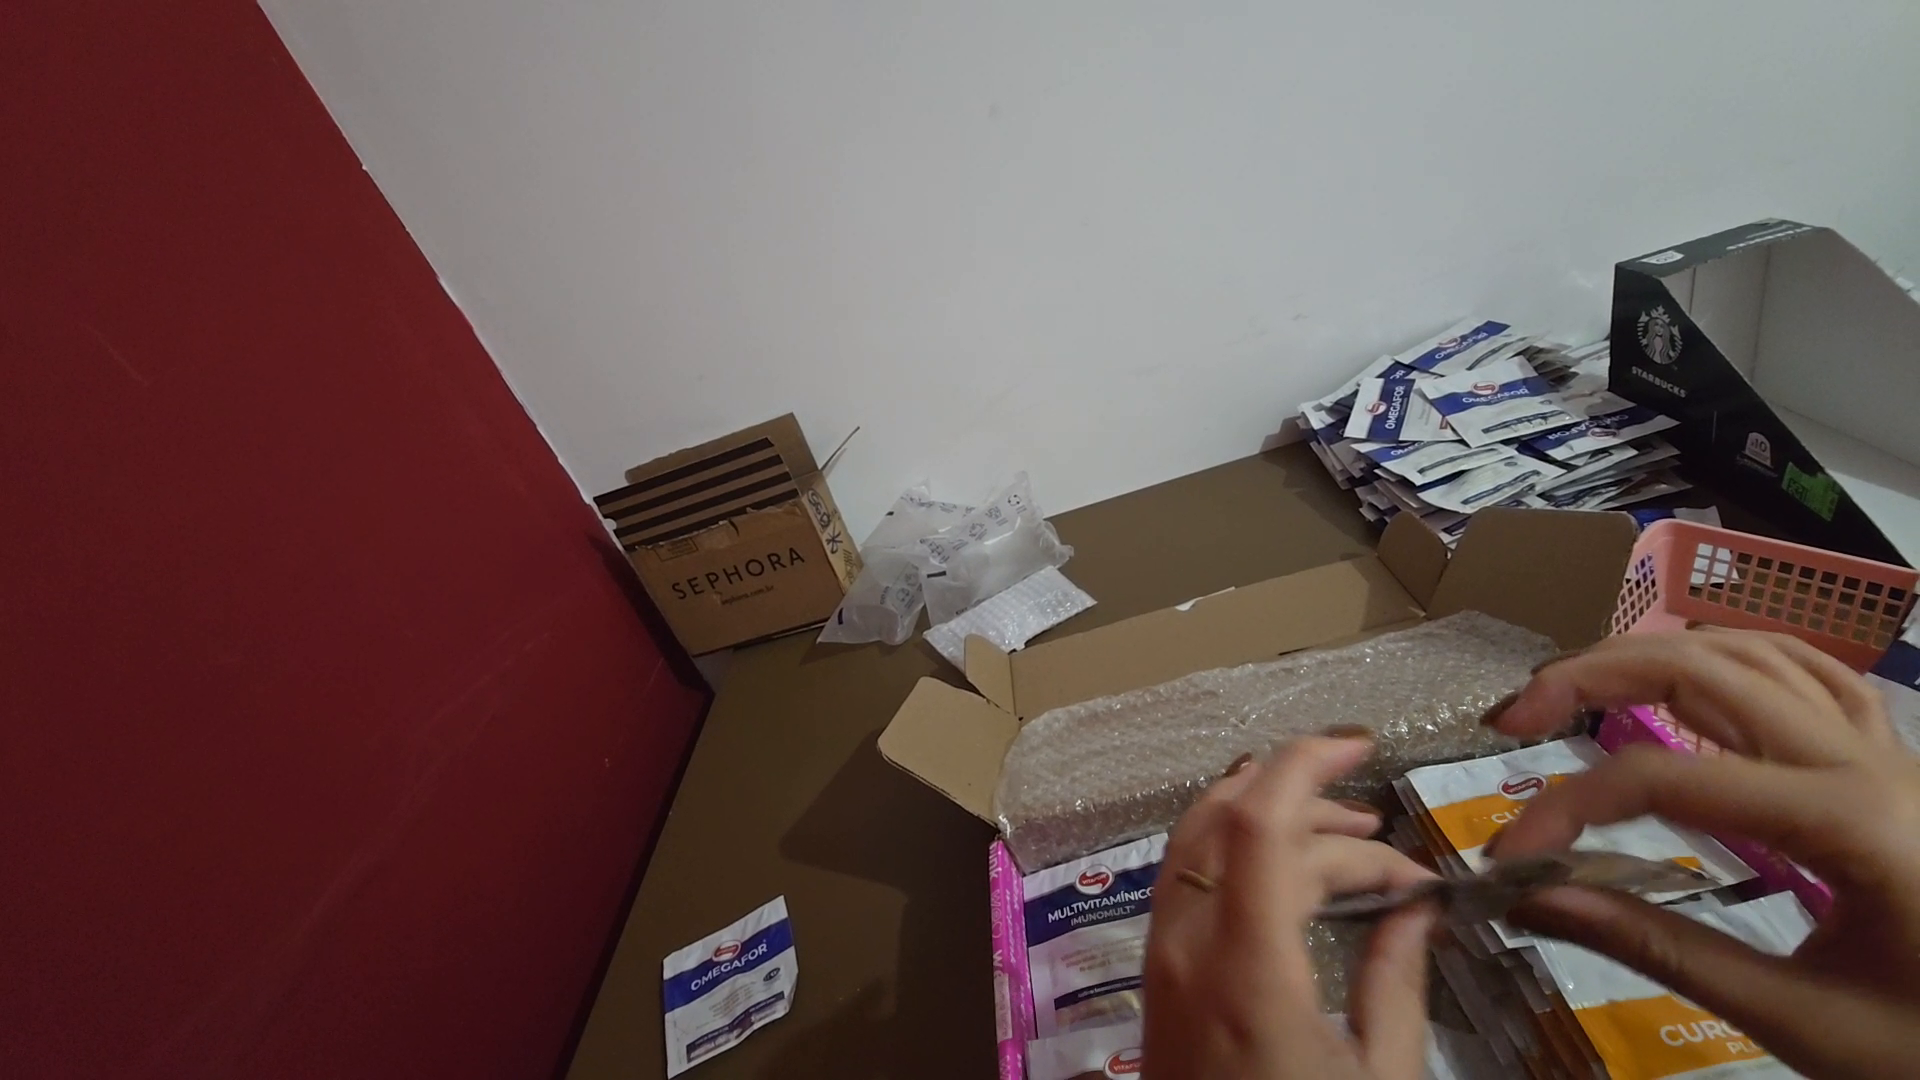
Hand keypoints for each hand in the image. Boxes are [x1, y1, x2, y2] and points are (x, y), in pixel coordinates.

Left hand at [1144, 733, 1439, 1079]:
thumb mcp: (1378, 1077)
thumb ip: (1395, 976)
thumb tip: (1418, 900)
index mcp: (1245, 967)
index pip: (1259, 823)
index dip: (1304, 764)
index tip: (1360, 745)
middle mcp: (1186, 939)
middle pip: (1231, 820)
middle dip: (1306, 800)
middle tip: (1383, 832)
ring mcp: (1160, 948)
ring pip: (1203, 838)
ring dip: (1269, 818)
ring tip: (1351, 842)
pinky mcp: (1157, 963)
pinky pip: (1190, 873)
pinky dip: (1237, 848)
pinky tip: (1286, 864)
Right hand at [1487, 629, 1919, 1079]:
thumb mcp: (1808, 1024)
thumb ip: (1659, 948)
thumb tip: (1527, 900)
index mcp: (1851, 821)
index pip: (1660, 778)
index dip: (1564, 805)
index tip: (1508, 857)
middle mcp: (1865, 762)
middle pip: (1694, 669)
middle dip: (1582, 679)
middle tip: (1510, 718)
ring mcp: (1884, 752)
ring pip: (1743, 650)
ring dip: (1640, 656)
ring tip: (1569, 686)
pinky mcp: (1888, 760)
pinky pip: (1802, 669)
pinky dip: (1722, 655)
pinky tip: (1678, 672)